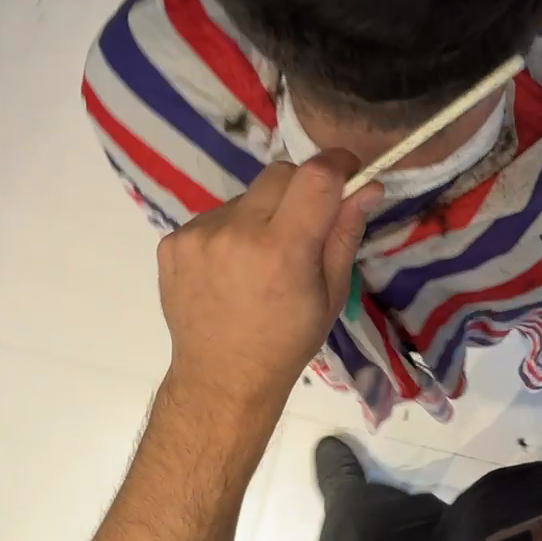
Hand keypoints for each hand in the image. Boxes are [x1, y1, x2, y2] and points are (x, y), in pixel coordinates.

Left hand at [156, 151, 382, 405]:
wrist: (222, 377)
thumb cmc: (288, 341)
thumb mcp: (331, 293)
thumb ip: (345, 233)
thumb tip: (368, 187)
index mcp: (283, 249)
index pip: (315, 175)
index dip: (338, 163)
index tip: (349, 170)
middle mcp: (237, 231)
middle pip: (280, 173)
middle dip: (302, 187)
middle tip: (307, 224)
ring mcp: (198, 234)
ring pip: (247, 196)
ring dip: (264, 213)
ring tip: (263, 258)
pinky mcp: (173, 240)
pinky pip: (217, 216)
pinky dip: (233, 231)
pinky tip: (233, 268)